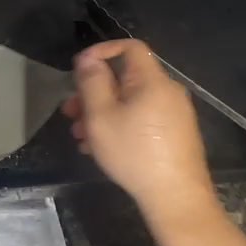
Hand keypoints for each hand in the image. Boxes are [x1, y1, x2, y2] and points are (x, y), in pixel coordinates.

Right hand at [61, 39, 220, 226]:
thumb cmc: (134, 152)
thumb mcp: (101, 116)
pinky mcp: (174, 134)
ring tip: (79, 135)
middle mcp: (167, 92)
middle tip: (69, 112)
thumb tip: (89, 58)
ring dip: (101, 112)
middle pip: (125, 78)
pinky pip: (141, 118)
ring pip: (130, 101)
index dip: (102, 50)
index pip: (131, 47)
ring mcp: (174, 114)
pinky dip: (119, 124)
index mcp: (152, 81)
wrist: (176, 197)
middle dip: (93, 91)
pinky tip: (100, 148)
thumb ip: (92, 82)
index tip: (78, 69)